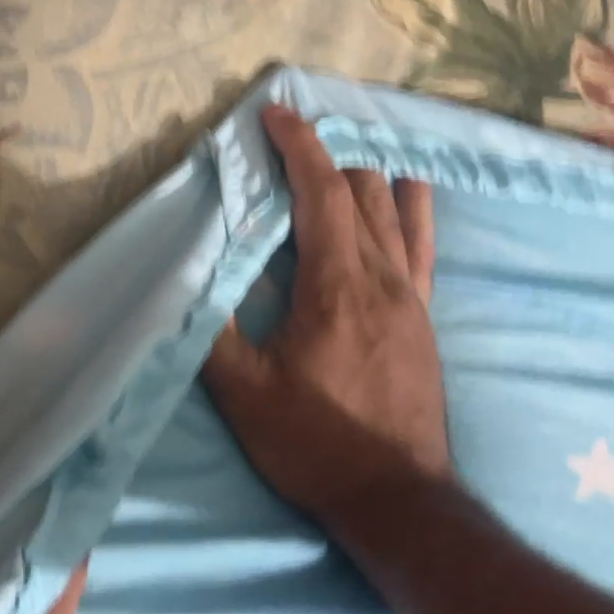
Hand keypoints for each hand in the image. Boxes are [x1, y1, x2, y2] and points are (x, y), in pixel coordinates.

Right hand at [202, 104, 449, 527]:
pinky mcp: (424, 317)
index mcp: (336, 287)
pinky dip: (412, 206)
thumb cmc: (313, 443)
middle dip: (323, 152)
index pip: (320, 194)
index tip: (274, 113)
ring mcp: (411, 296)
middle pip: (358, 192)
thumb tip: (189, 272)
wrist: (397, 501)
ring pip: (394, 211)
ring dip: (363, 173)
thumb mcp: (241, 391)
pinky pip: (424, 244)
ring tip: (338, 149)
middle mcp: (382, 278)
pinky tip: (409, 186)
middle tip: (290, 131)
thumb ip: (212, 326)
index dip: (297, 147)